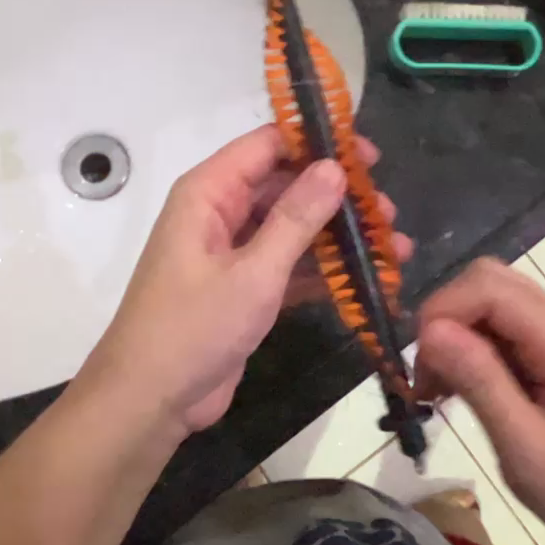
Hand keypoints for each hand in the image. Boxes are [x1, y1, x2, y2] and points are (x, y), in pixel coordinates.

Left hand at [77, 125, 403, 435]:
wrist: (150, 400)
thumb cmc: (193, 328)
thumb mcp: (252, 273)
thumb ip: (296, 219)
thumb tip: (334, 167)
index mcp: (209, 193)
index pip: (267, 145)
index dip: (318, 143)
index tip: (369, 156)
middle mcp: (220, 213)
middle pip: (285, 185)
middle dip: (337, 196)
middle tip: (388, 210)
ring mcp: (232, 252)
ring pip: (292, 227)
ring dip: (338, 236)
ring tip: (394, 245)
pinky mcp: (244, 288)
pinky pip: (289, 264)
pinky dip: (324, 270)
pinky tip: (369, 278)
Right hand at [414, 259, 544, 544]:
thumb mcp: (528, 450)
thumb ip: (480, 384)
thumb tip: (429, 331)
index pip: (488, 287)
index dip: (443, 312)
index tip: (419, 368)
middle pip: (487, 283)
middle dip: (444, 318)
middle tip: (426, 378)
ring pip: (488, 302)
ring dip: (452, 334)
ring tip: (436, 390)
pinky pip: (497, 329)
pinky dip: (466, 349)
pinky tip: (456, 391)